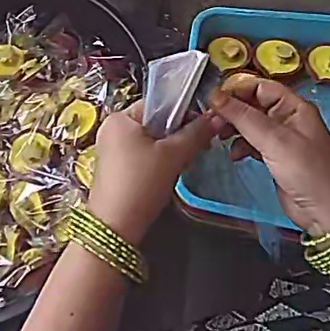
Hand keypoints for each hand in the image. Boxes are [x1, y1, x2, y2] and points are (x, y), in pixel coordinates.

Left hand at [88, 103, 225, 244]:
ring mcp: (112, 148)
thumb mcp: (173, 155)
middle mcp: (112, 128)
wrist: (115, 226)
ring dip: (171, 150)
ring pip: (151, 140)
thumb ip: (196, 134)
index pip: (158, 104)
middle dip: (178, 135)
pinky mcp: (115, 167)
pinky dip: (158, 160)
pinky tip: (170, 173)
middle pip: (155, 122)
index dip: (184, 113)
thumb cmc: (141, 183)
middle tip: (198, 148)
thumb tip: (217, 117)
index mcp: (120, 117)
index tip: (203, 127)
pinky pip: (142, 154)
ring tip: (185, 162)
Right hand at [207, 73, 329, 235]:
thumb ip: (243, 116)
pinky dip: (239, 146)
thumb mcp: (274, 140)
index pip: (260, 87)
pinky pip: (250, 143)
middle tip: (212, 120)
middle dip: (231, 111)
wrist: (325, 213)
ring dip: (232, 128)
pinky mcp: (274, 157)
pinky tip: (234, 154)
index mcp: (294, 107)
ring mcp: (280, 139)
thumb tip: (216, 96)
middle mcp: (287, 119)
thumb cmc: (309, 172)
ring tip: (219, 136)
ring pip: (249, 124)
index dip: (236, 90)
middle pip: (252, 104)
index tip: (214, 99)